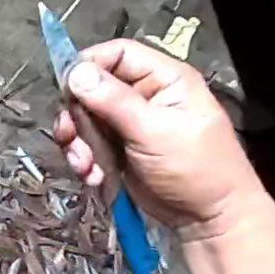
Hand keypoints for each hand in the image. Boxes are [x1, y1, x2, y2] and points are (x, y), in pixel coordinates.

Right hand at [52, 39, 264, 242]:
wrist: (208, 219)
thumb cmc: (195, 168)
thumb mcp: (155, 132)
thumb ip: (114, 101)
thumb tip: (75, 72)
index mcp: (163, 79)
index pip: (117, 54)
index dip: (88, 66)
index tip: (66, 90)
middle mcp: (143, 95)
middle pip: (92, 88)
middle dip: (77, 116)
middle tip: (70, 137)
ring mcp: (128, 124)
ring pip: (84, 119)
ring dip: (78, 143)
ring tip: (85, 166)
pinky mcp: (117, 150)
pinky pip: (88, 145)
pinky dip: (84, 161)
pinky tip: (94, 178)